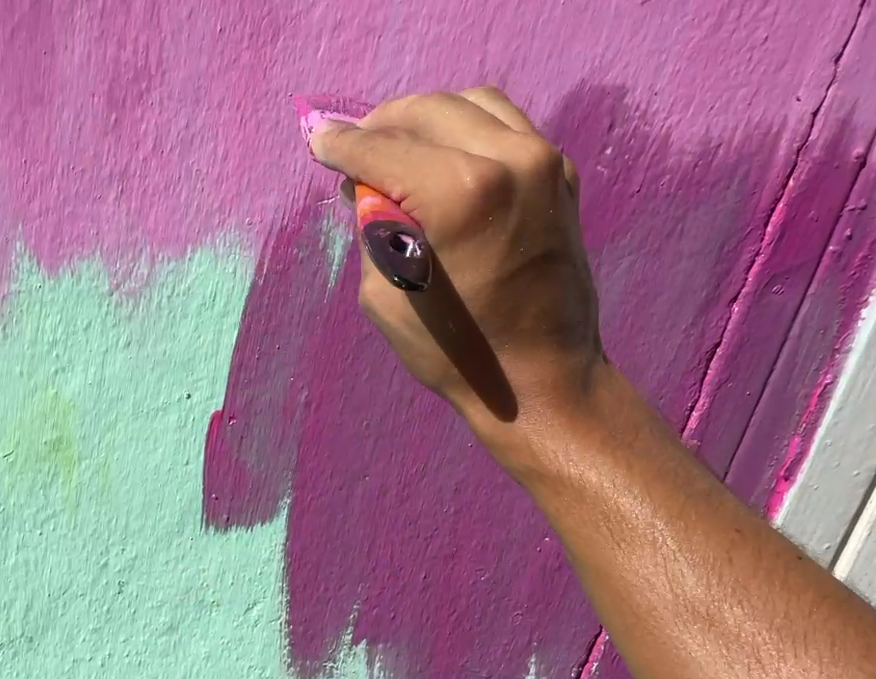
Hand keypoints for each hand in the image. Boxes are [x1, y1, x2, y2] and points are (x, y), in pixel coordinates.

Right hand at [309, 89, 602, 455]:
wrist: (540, 377)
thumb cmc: (453, 353)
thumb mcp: (385, 297)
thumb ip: (373, 230)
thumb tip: (367, 187)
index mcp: (461, 193)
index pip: (383, 149)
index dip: (341, 146)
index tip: (316, 142)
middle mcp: (508, 159)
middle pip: (425, 112)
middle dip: (378, 126)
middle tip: (349, 149)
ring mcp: (542, 160)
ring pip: (468, 104)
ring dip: (422, 120)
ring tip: (393, 149)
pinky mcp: (559, 172)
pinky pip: (502, 122)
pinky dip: (462, 128)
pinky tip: (439, 157)